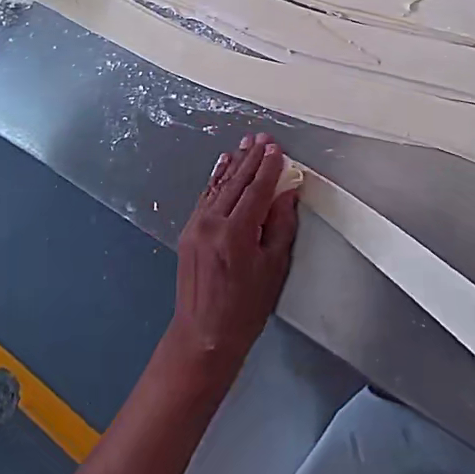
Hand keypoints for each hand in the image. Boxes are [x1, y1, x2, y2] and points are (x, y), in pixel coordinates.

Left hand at [168, 132, 299, 364]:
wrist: (203, 336)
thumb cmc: (246, 308)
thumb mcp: (274, 268)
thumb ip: (281, 226)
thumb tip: (287, 193)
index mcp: (236, 233)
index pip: (256, 190)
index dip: (269, 167)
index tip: (277, 149)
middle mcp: (212, 223)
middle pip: (236, 182)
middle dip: (251, 158)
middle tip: (263, 137)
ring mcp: (196, 226)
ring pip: (218, 186)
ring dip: (234, 164)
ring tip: (245, 144)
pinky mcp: (188, 232)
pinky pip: (206, 198)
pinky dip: (216, 180)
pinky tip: (223, 166)